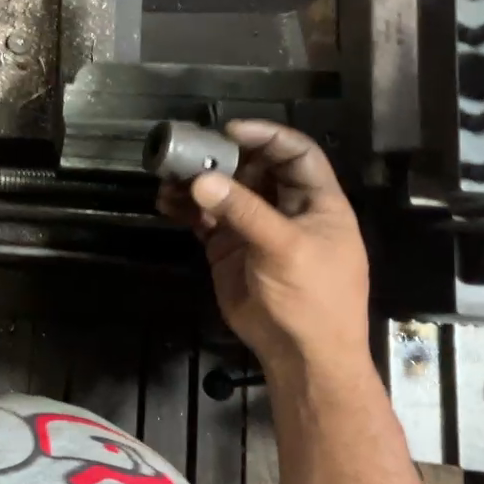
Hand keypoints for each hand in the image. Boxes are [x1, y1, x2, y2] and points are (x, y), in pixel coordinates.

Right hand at [157, 121, 369, 375]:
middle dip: (220, 160)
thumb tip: (199, 181)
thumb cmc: (312, 296)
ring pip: (223, 193)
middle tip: (187, 153)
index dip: (267, 137)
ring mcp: (253, 229)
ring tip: (168, 179)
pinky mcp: (227, 248)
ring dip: (196, 184)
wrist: (300, 353)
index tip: (230, 130)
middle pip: (252, 170)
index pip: (296, 155)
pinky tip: (166, 203)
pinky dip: (185, 208)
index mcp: (316, 202)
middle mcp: (284, 209)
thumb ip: (242, 211)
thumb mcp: (284, 247)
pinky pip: (204, 218)